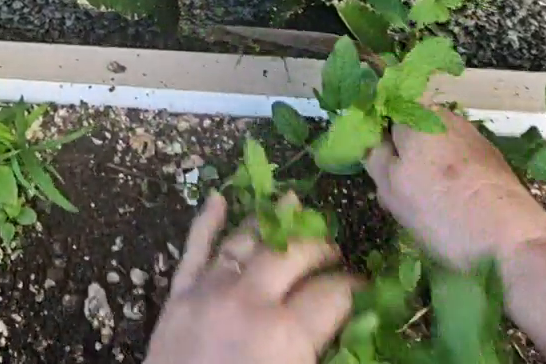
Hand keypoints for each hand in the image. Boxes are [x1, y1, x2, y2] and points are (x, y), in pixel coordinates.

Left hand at [144, 194, 356, 363]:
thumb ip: (322, 359)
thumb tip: (356, 340)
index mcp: (286, 336)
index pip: (332, 295)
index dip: (354, 286)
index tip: (366, 285)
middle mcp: (249, 299)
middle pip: (292, 255)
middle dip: (319, 247)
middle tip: (335, 251)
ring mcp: (210, 290)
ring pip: (245, 239)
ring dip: (270, 220)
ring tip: (291, 202)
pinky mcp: (178, 293)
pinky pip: (194, 247)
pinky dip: (206, 219)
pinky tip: (216, 197)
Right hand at [364, 108, 545, 268]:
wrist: (516, 244)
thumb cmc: (443, 211)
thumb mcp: (391, 187)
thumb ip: (373, 153)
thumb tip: (366, 134)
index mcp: (417, 113)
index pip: (382, 105)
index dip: (372, 128)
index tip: (371, 156)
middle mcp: (445, 115)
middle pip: (409, 126)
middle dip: (399, 151)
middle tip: (395, 189)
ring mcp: (472, 136)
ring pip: (433, 146)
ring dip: (424, 166)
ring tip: (425, 205)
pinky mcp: (492, 160)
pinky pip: (456, 161)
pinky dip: (449, 177)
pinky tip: (451, 208)